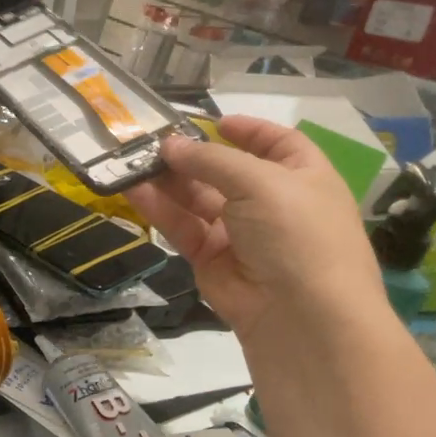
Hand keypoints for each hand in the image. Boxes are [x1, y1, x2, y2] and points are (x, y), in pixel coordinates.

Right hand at [123, 116, 384, 336]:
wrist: (300, 314)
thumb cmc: (297, 234)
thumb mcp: (262, 183)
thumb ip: (212, 160)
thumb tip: (170, 145)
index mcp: (304, 179)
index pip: (279, 145)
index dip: (250, 131)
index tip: (213, 122)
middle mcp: (272, 203)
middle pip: (226, 171)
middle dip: (192, 155)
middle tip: (151, 142)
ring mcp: (239, 232)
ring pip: (197, 198)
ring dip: (167, 179)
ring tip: (131, 161)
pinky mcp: (209, 257)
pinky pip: (180, 226)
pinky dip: (157, 208)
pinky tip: (133, 189)